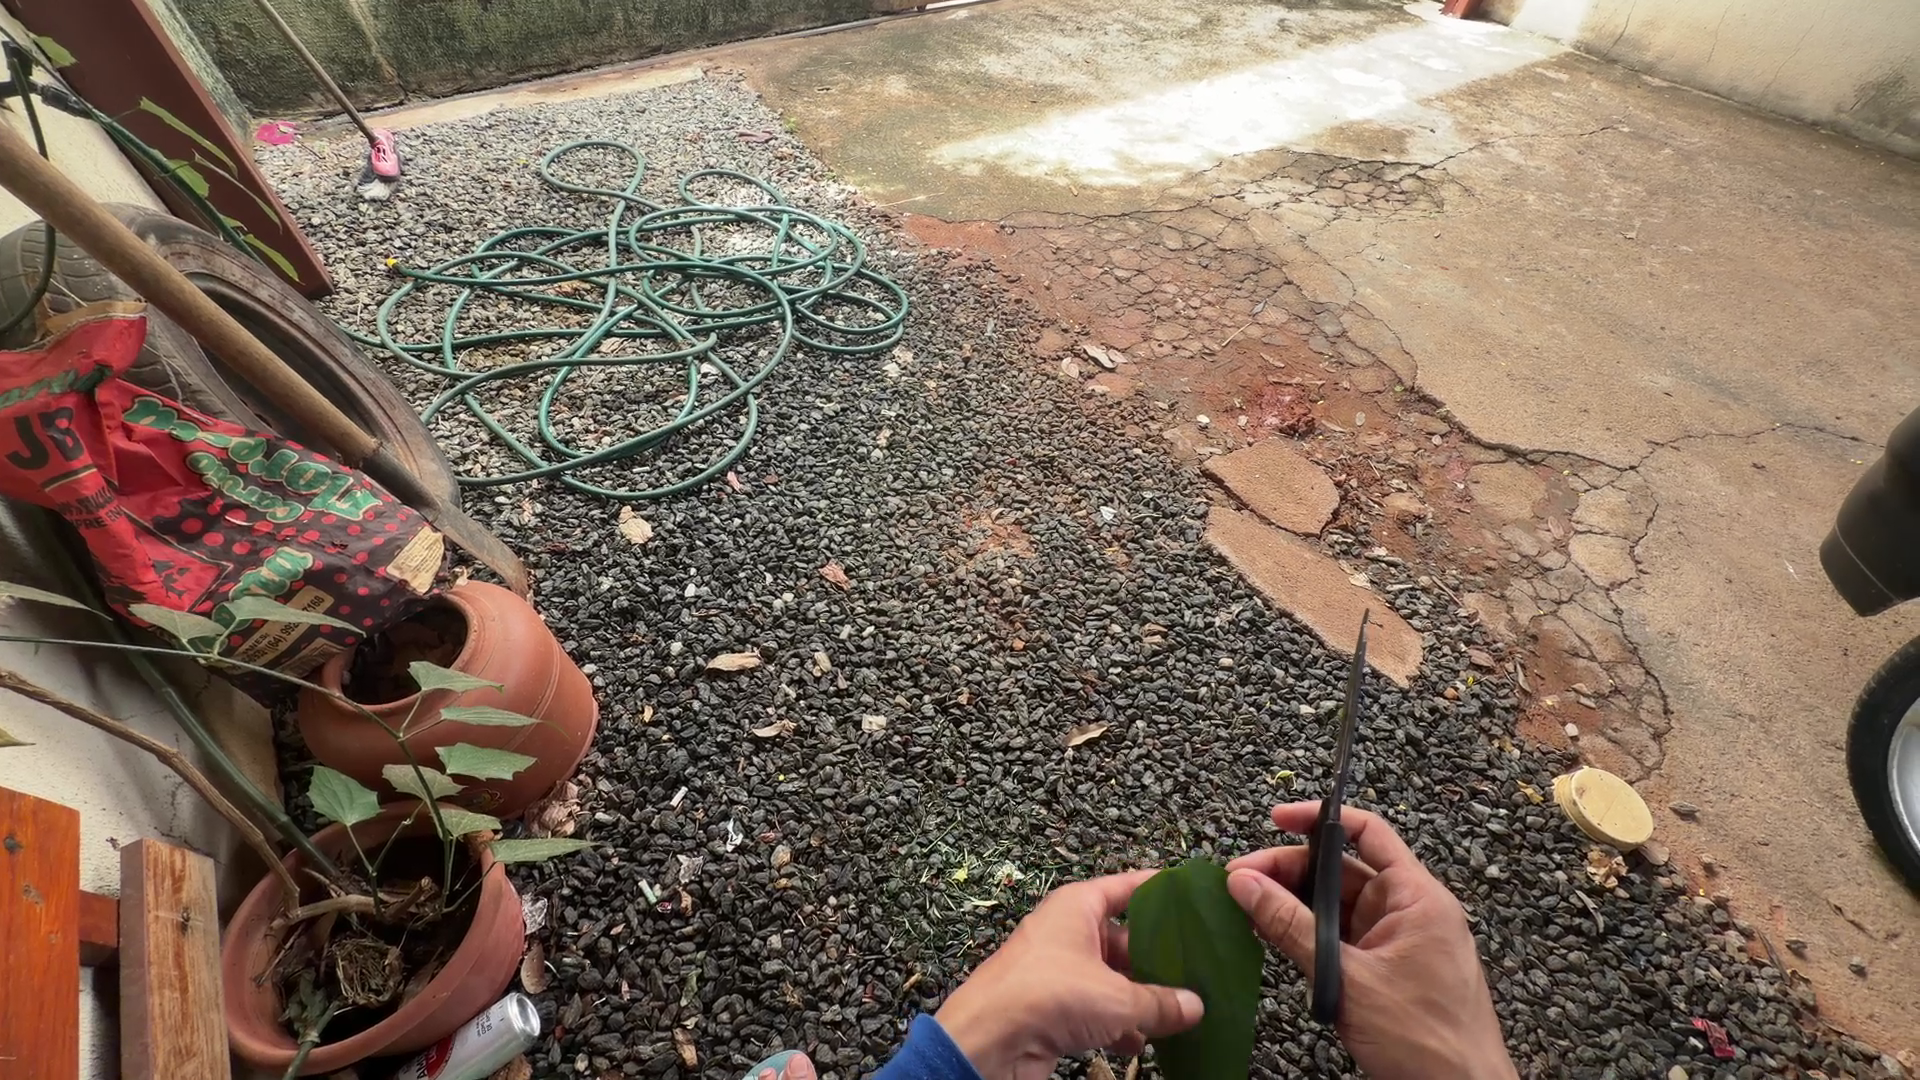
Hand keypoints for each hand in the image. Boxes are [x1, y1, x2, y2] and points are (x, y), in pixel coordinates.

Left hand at [935, 871, 1204, 1079]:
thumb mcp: (1116, 998)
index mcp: (1078, 906)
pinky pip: (1095, 1005)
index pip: (1124, 886)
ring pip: (1110, 975)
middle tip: (1196, 970)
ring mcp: (1059, 966)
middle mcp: (1068, 929)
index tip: (1187, 893)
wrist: (991, 1038)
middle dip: (1154, 957)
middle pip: (1121, 936)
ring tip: (1181, 1011)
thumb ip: (1159, 1002)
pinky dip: (1117, 1021)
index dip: (1155, 889)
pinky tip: (1143, 1041)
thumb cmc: (1052, 993)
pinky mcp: (1053, 1003)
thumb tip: (1196, 1006)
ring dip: (1139, 995)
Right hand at [1226, 802, 1517, 1079]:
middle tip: (1240, 880)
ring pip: (1331, 901)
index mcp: (1415, 898)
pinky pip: (1335, 933)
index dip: (1319, 818)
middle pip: (1337, 867)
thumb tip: (1241, 882)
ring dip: (1289, 901)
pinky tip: (1269, 933)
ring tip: (1246, 907)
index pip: (1367, 832)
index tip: (1276, 820)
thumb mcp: (1347, 978)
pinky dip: (1302, 930)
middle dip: (1286, 869)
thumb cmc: (1424, 1043)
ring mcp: (1393, 938)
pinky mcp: (1381, 965)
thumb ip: (1290, 926)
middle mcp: (1405, 909)